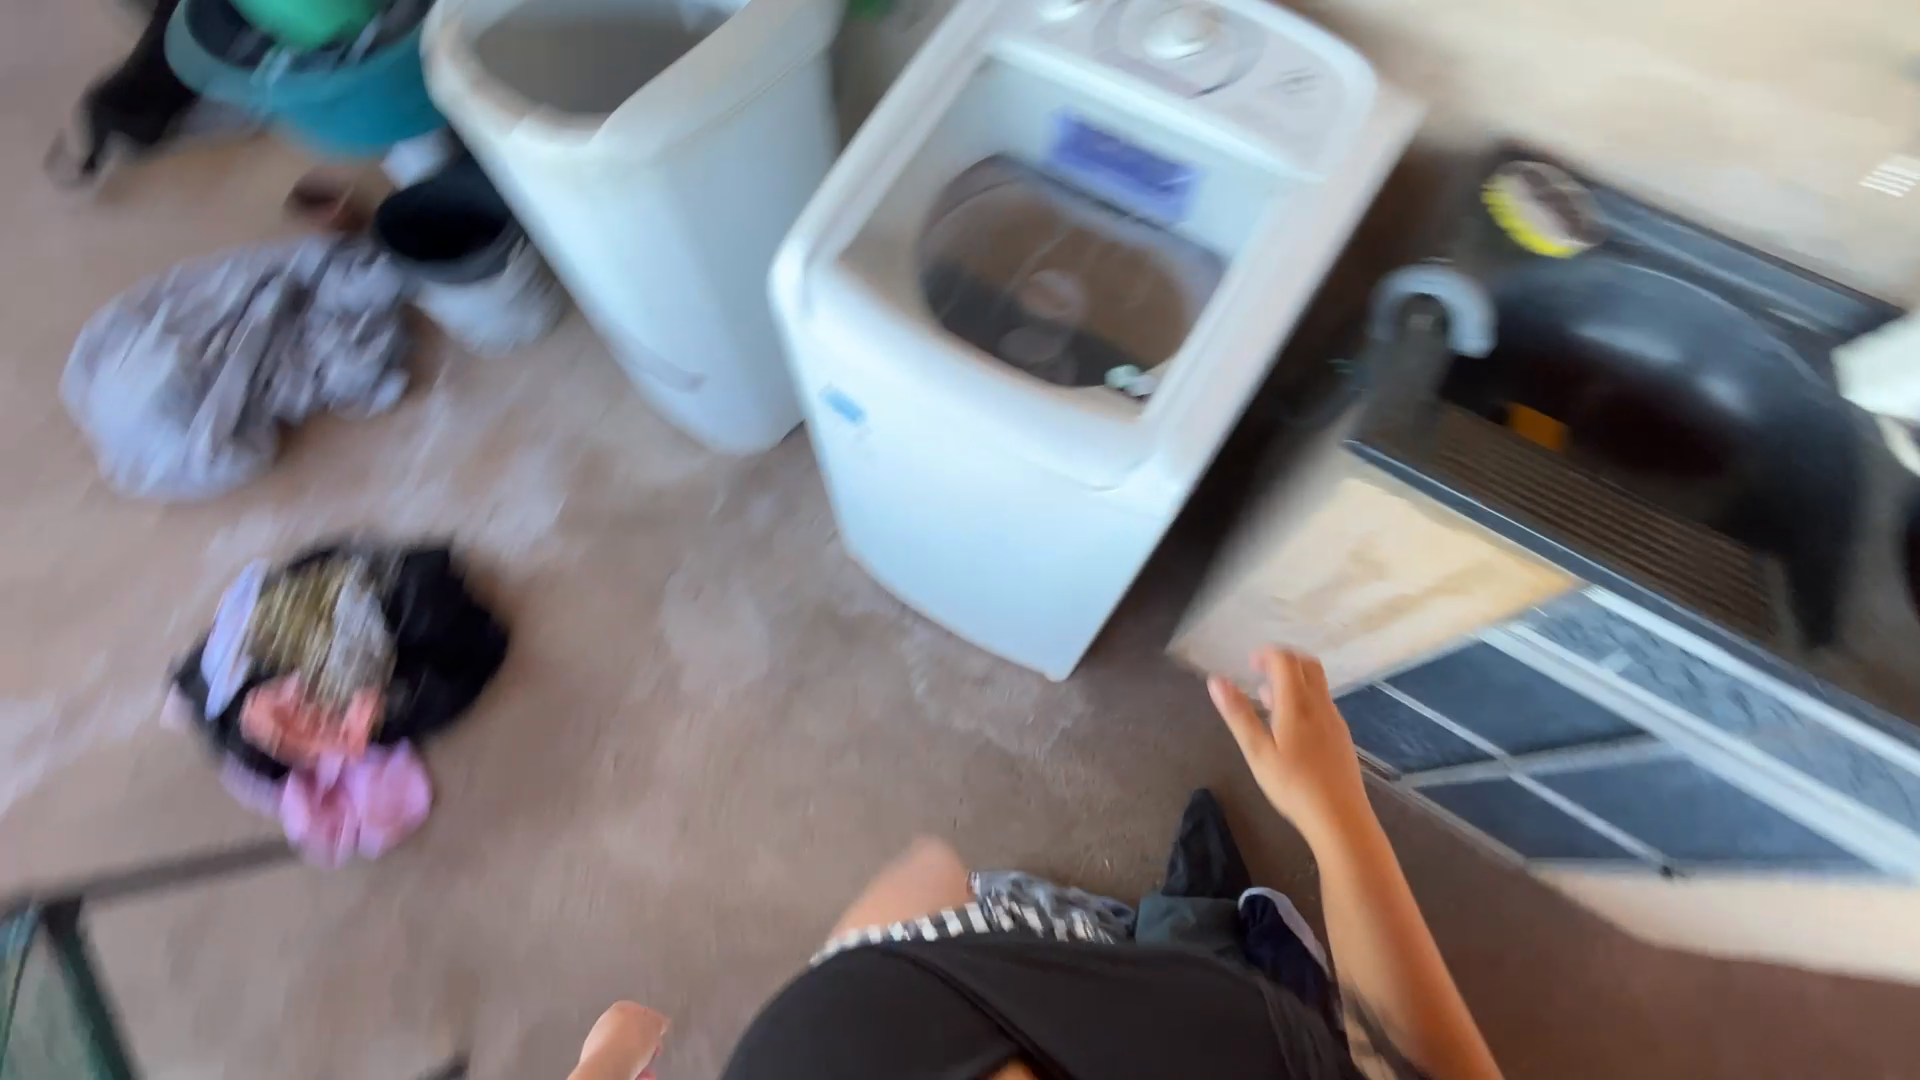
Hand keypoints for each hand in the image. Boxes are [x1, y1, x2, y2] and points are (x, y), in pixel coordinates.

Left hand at [568, 1002, 667, 1079]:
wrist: (607, 1068)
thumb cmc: (633, 1041)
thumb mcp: (655, 1025)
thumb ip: (659, 1021)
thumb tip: (660, 1023)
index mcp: (620, 1008)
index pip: (640, 1013)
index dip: (653, 1026)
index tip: (658, 1039)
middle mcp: (605, 1024)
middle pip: (631, 1035)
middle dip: (644, 1047)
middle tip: (653, 1056)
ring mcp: (596, 1045)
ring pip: (624, 1053)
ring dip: (639, 1062)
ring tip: (648, 1074)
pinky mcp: (593, 1065)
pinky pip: (616, 1066)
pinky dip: (629, 1072)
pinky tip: (639, 1078)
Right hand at [1209, 647, 1372, 845]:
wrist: (1341, 819)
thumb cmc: (1293, 785)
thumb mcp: (1257, 751)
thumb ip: (1238, 713)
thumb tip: (1216, 680)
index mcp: (1297, 704)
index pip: (1286, 661)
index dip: (1267, 654)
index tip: (1248, 663)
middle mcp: (1320, 705)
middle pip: (1308, 665)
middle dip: (1284, 660)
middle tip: (1259, 671)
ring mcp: (1334, 721)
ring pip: (1317, 684)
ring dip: (1294, 679)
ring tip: (1268, 698)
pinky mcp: (1341, 737)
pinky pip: (1322, 702)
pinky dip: (1304, 698)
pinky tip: (1290, 725)